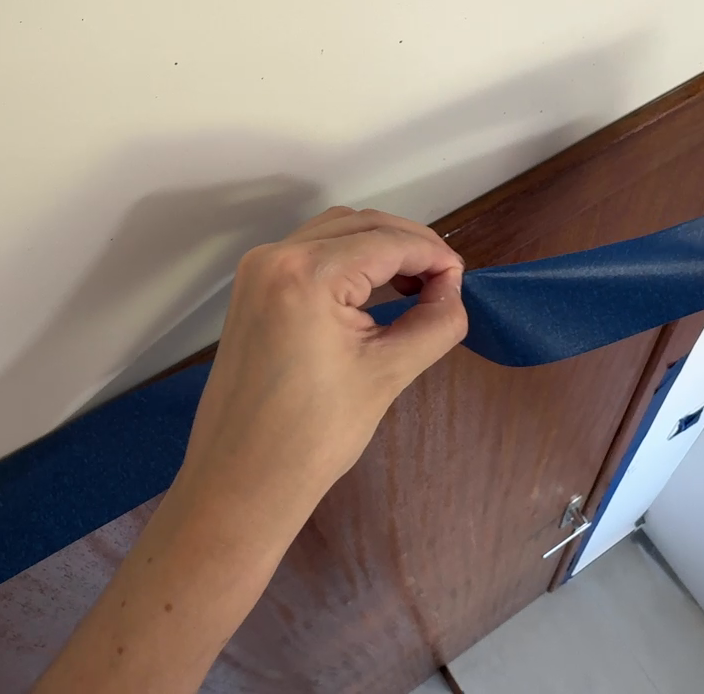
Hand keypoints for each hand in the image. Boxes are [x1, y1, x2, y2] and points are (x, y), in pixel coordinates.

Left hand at [173, 207, 467, 520]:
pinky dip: (349, 258)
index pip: (388, 242)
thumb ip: (435, 321)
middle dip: (410, 245)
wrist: (240, 480)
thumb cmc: (313, 436)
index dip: (434, 255)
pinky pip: (312, 250)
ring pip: (336, 230)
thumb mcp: (387, 373)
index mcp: (307, 273)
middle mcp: (276, 255)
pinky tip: (375, 288)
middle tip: (445, 282)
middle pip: (362, 223)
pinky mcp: (253, 286)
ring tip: (415, 285)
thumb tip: (454, 287)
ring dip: (380, 246)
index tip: (463, 281)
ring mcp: (258, 268)